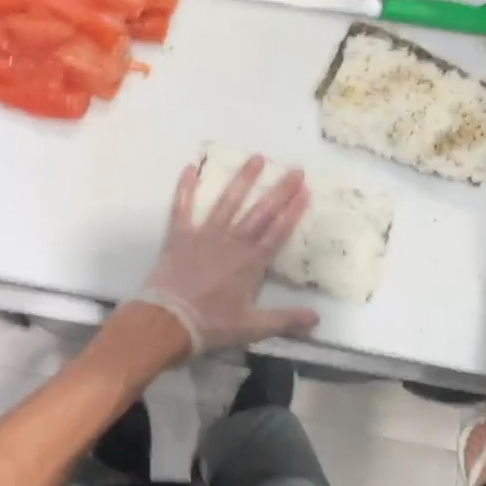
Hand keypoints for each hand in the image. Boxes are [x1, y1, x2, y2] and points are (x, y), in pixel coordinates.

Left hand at [124, 156, 316, 356]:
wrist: (167, 322)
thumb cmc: (211, 325)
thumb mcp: (252, 328)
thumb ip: (285, 320)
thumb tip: (317, 318)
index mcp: (251, 262)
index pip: (277, 232)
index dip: (293, 211)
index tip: (306, 190)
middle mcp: (231, 242)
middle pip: (260, 212)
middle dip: (279, 191)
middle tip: (295, 169)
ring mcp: (204, 235)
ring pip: (227, 202)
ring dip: (242, 179)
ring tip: (256, 157)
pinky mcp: (179, 236)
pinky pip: (182, 207)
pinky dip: (185, 188)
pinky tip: (189, 167)